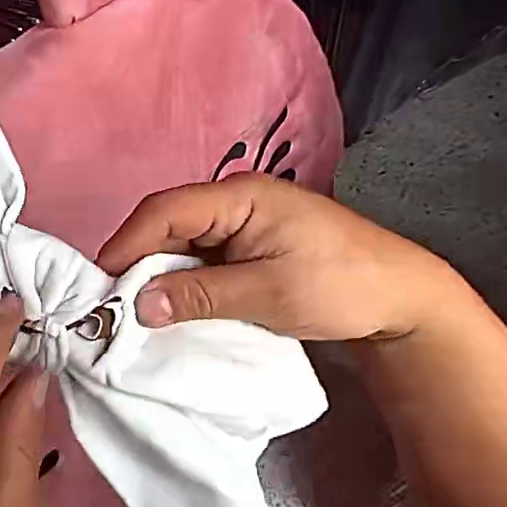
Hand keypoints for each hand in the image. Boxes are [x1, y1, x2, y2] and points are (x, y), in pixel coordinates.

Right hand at [94, 172, 468, 341]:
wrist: (405, 301)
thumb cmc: (343, 286)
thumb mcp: (269, 294)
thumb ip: (201, 295)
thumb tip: (138, 305)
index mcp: (239, 196)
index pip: (165, 211)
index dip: (127, 245)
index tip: (102, 285)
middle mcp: (231, 202)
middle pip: (165, 225)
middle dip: (136, 262)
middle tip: (111, 304)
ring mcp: (236, 225)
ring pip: (177, 244)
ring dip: (155, 275)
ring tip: (132, 311)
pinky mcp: (242, 248)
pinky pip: (196, 260)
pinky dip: (178, 283)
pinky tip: (167, 307)